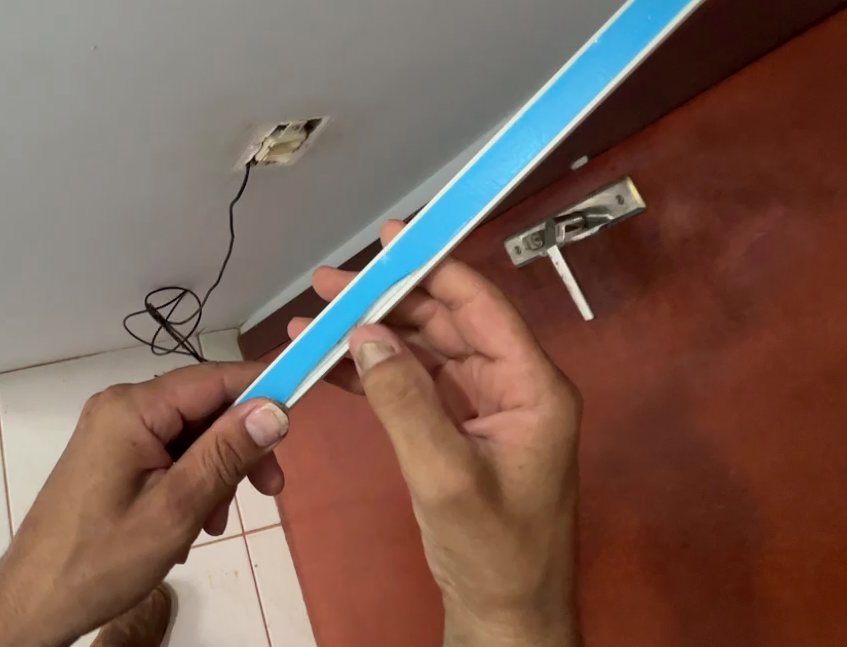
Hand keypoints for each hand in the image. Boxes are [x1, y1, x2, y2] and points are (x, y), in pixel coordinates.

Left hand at [0, 362, 289, 646]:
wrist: (33, 600)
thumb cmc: (102, 558)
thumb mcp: (176, 509)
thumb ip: (226, 454)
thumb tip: (274, 408)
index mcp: (132, 407)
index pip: (211, 378)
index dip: (259, 386)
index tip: (302, 401)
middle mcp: (121, 405)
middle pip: (201, 407)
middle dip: (238, 444)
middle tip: (270, 491)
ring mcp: (113, 429)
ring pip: (187, 432)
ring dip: (214, 470)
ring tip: (215, 523)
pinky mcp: (110, 453)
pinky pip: (165, 451)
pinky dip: (188, 479)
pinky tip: (191, 522)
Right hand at [292, 220, 581, 646]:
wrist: (502, 617)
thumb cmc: (492, 551)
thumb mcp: (445, 475)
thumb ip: (404, 399)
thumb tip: (364, 332)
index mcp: (530, 387)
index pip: (479, 305)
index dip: (434, 264)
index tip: (389, 237)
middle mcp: (508, 384)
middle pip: (442, 319)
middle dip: (385, 298)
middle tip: (328, 284)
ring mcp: (480, 404)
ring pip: (421, 346)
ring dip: (370, 330)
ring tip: (316, 317)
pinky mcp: (454, 423)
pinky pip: (410, 379)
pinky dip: (370, 367)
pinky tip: (330, 360)